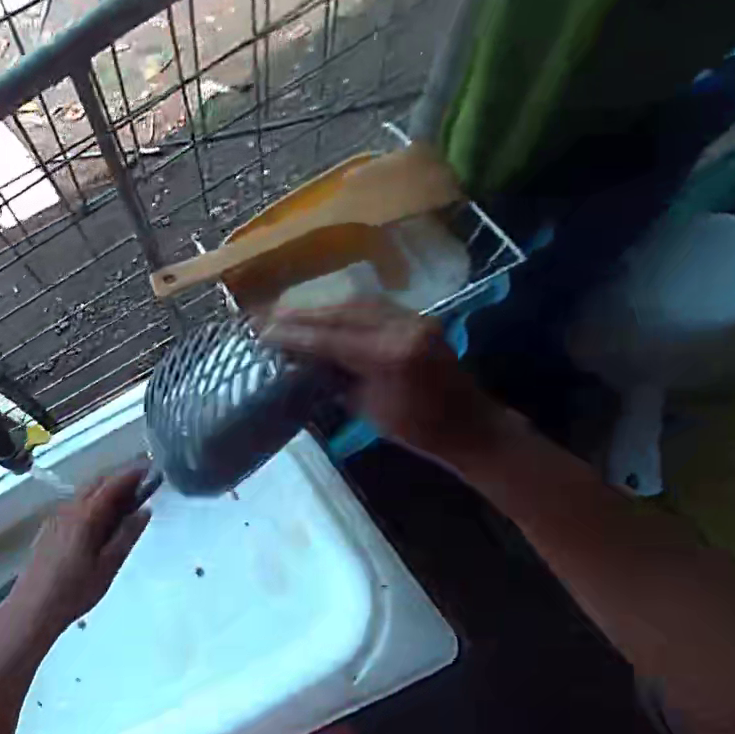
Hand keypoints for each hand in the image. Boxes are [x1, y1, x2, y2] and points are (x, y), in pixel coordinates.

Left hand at [0, 461, 152, 653]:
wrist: (32, 608)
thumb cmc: (74, 590)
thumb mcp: (109, 565)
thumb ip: (127, 535)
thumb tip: (144, 510)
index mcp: (85, 515)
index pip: (112, 484)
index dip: (132, 474)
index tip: (150, 467)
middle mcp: (68, 509)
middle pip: (97, 484)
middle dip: (119, 479)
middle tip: (142, 484)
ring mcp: (56, 518)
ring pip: (84, 494)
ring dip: (106, 491)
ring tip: (127, 502)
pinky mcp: (49, 529)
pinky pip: (75, 506)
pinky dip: (93, 503)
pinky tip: (101, 520)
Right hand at [260, 301, 518, 464]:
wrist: (471, 426)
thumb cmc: (418, 430)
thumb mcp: (367, 409)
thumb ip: (334, 379)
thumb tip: (301, 361)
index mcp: (389, 354)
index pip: (330, 337)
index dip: (293, 334)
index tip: (263, 333)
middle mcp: (401, 327)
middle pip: (340, 312)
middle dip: (301, 315)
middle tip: (268, 317)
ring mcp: (412, 318)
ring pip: (355, 304)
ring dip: (319, 308)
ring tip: (288, 313)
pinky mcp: (416, 318)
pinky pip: (372, 306)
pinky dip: (342, 309)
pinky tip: (323, 313)